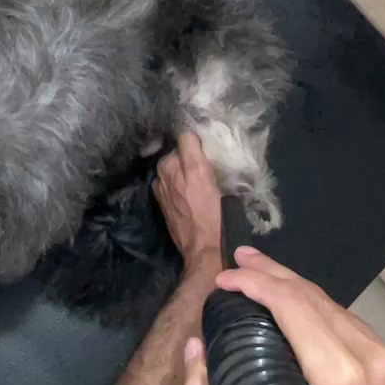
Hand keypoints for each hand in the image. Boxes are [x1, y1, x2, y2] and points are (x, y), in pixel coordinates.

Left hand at [154, 134, 222, 271]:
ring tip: (187, 176)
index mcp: (195, 167)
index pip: (186, 136)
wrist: (203, 248)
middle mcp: (173, 171)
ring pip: (166, 163)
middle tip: (197, 163)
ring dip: (175, 166)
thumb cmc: (222, 220)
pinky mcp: (157, 196)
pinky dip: (169, 180)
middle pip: (175, 149)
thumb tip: (212, 159)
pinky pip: (161, 179)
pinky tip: (178, 189)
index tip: (202, 144)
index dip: (195, 139)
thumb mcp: (227, 190)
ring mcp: (161, 184)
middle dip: (185, 154)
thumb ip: (215, 169)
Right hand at [181, 248, 384, 384]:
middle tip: (240, 259)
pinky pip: (354, 328)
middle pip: (317, 298)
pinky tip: (301, 307)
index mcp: (343, 381)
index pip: (295, 307)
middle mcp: (376, 360)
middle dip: (273, 274)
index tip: (224, 278)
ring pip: (338, 308)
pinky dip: (321, 313)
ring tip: (264, 276)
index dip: (256, 284)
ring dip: (298, 291)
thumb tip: (194, 346)